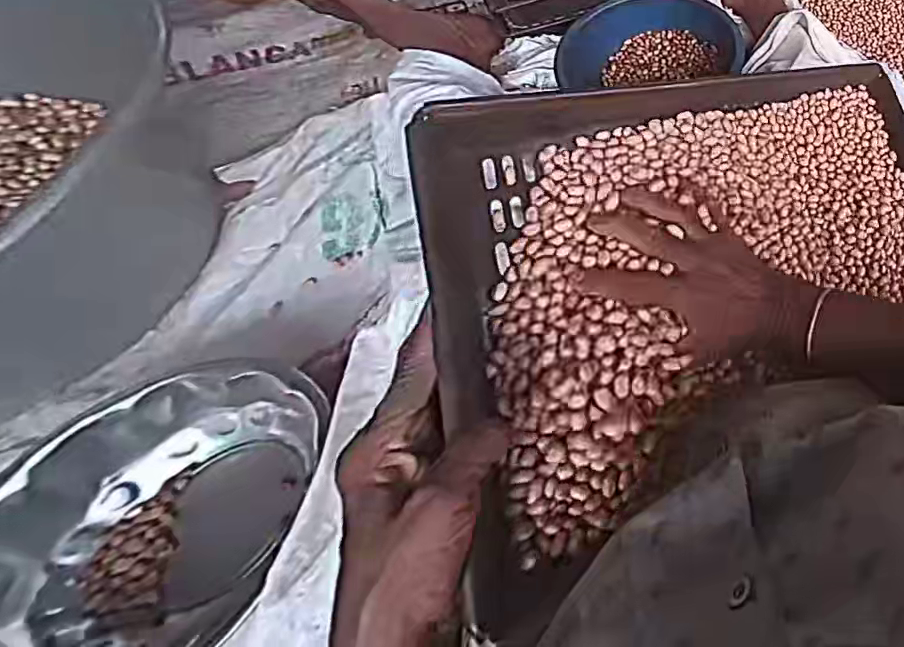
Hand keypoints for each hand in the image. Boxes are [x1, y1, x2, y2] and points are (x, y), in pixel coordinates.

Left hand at [334, 315, 507, 646]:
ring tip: (522, 347)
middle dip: (469, 350)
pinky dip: (496, 417)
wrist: (394, 645)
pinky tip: (523, 406)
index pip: (413, 372)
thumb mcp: (440, 509)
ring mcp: (418, 474)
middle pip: (435, 386)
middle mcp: (395, 455)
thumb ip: (470, 453)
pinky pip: (471, 439)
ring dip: (486, 383)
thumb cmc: (399, 588)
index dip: (436, 331)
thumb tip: (502, 418)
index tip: (458, 293)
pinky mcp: (443, 492)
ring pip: (456, 411)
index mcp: (379, 451)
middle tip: (506, 313)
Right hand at [577, 185, 819, 361]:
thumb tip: (648, 361)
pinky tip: (685, 182)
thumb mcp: (702, 350)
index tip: (575, 276)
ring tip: (627, 192)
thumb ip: (672, 350)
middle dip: (618, 228)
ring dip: (651, 202)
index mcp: (682, 293)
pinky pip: (712, 213)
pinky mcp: (729, 238)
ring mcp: (712, 246)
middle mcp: (693, 263)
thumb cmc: (742, 332)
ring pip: (678, 217)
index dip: (602, 282)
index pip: (633, 286)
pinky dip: (699, 197)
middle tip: (592, 219)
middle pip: (650, 240)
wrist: (780, 310)